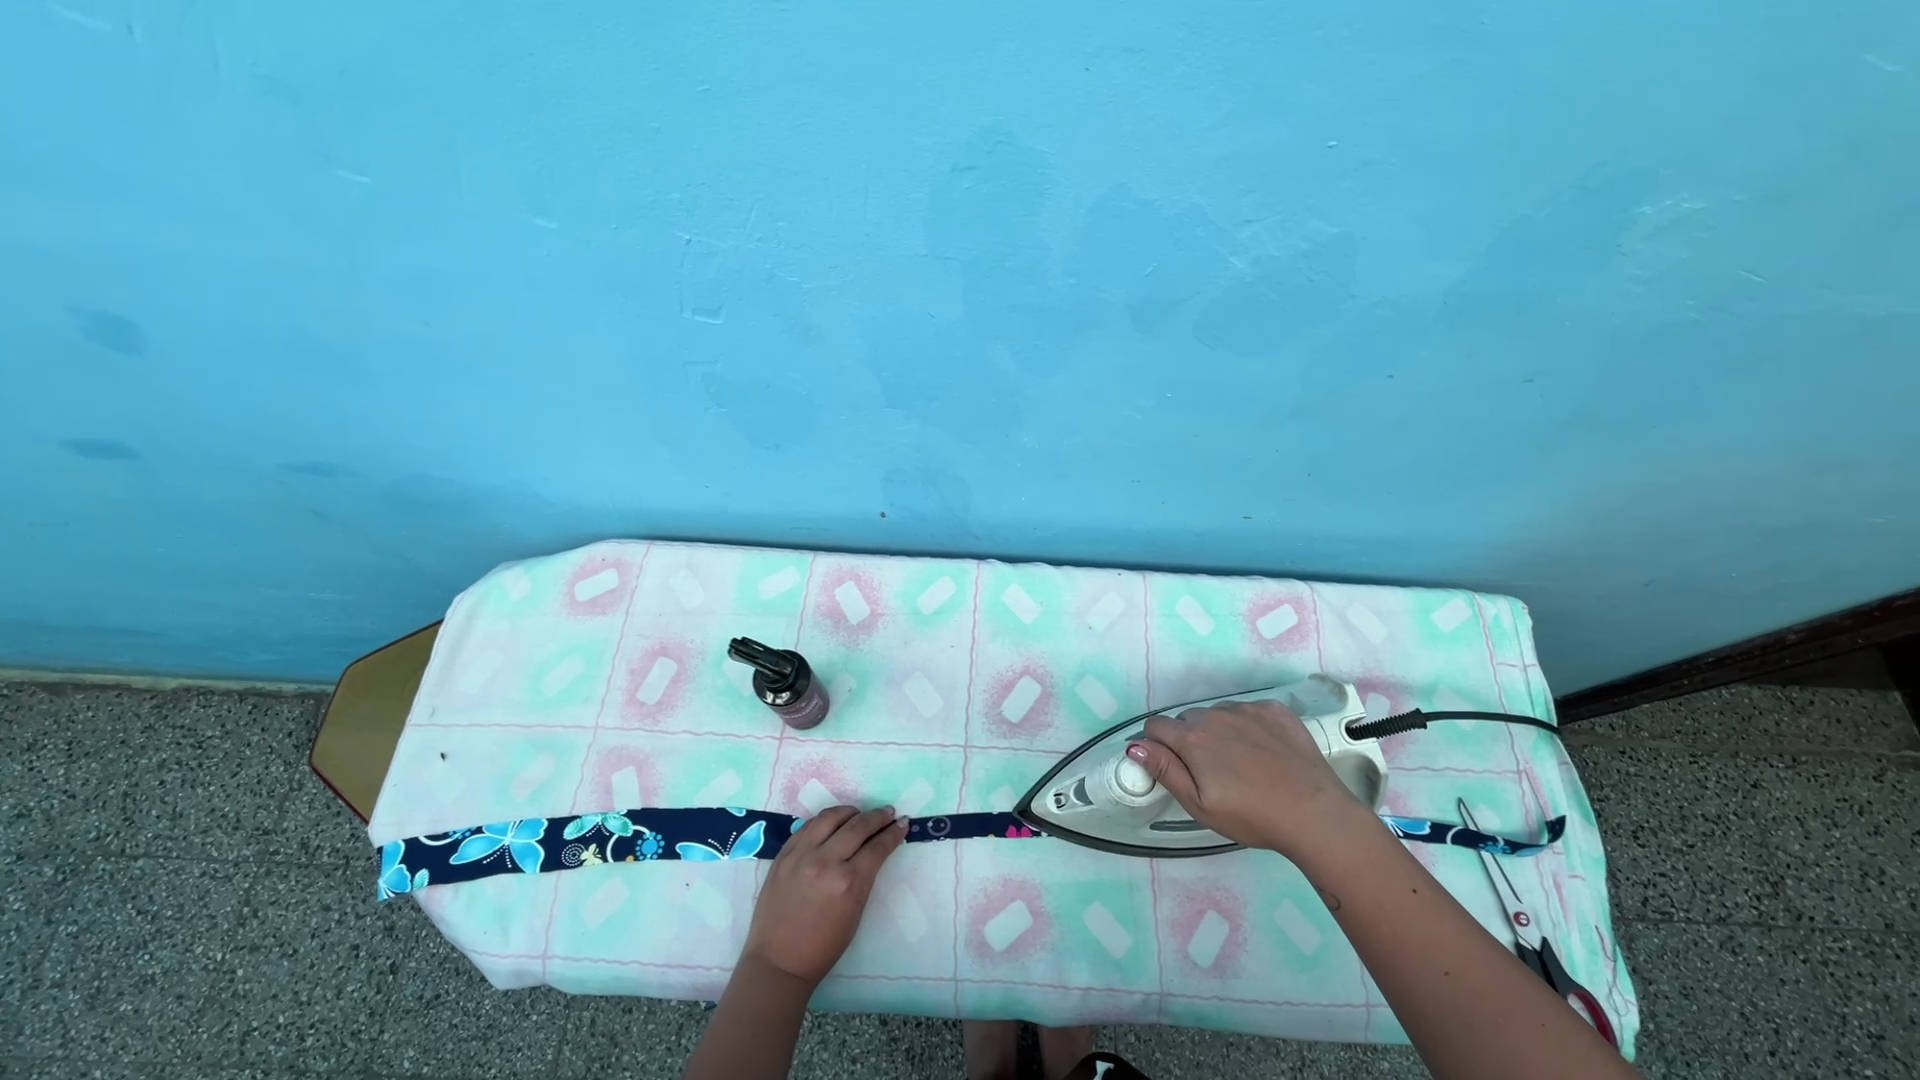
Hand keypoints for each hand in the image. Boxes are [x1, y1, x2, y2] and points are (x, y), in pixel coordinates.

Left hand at [741, 805, 906, 985]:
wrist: (779, 960)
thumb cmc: (824, 945)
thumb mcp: (855, 911)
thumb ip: (864, 876)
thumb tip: (875, 849)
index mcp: (847, 882)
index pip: (877, 847)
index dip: (893, 832)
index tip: (902, 823)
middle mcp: (824, 862)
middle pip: (857, 826)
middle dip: (877, 817)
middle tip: (888, 813)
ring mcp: (800, 855)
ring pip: (830, 817)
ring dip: (850, 812)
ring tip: (860, 815)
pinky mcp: (782, 855)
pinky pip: (807, 826)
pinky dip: (824, 821)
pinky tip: (833, 824)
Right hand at [1124, 700, 1372, 859]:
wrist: (1315, 813)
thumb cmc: (1252, 816)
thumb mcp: (1199, 805)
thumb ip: (1165, 770)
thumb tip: (1135, 746)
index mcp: (1192, 738)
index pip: (1155, 727)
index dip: (1156, 746)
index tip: (1172, 767)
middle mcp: (1216, 715)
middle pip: (1186, 720)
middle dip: (1188, 740)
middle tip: (1210, 773)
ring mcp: (1248, 709)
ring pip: (1217, 714)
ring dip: (1218, 732)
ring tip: (1240, 764)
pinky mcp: (1276, 710)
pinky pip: (1248, 711)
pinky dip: (1247, 726)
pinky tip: (1262, 752)